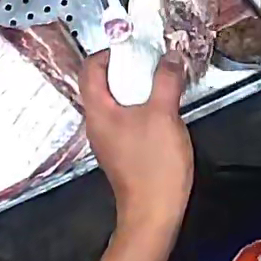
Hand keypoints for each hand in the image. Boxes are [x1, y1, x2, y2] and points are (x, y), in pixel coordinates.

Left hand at [80, 51, 192, 239]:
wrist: (154, 215)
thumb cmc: (154, 164)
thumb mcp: (164, 114)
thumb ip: (166, 80)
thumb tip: (170, 56)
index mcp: (98, 110)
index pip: (90, 68)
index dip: (109, 51)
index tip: (134, 44)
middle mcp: (96, 122)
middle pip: (102, 82)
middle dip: (126, 66)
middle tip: (151, 58)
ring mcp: (108, 138)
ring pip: (115, 100)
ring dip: (135, 85)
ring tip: (159, 78)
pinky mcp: (120, 149)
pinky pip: (125, 116)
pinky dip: (139, 104)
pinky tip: (161, 105)